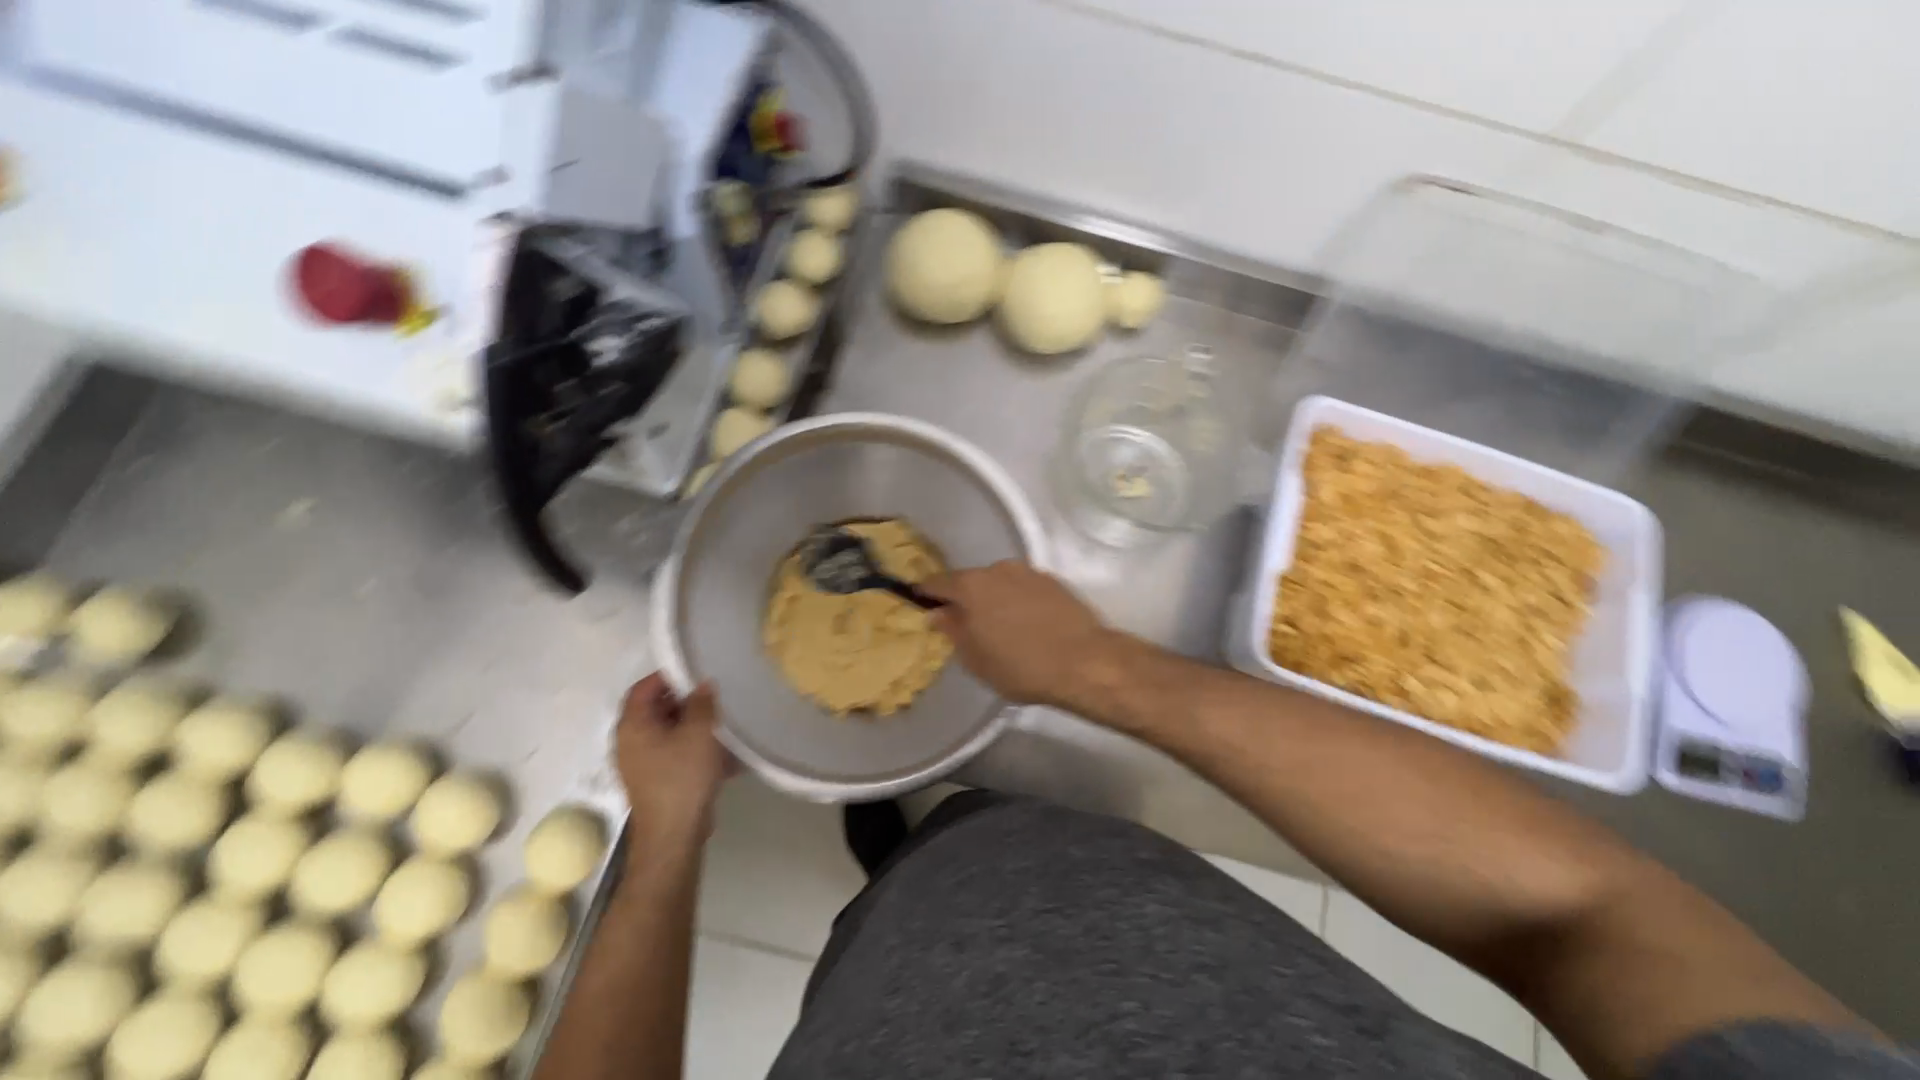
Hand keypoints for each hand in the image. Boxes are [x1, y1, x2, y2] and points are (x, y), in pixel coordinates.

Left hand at [614, 674, 731, 856]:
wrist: (674, 835)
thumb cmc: (683, 777)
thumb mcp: (700, 732)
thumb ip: (702, 702)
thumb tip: (702, 685)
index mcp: (632, 725)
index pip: (644, 687)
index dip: (669, 676)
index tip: (698, 673)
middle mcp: (629, 742)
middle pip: (656, 710)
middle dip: (687, 703)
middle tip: (715, 699)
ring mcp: (640, 764)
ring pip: (668, 734)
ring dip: (694, 728)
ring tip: (724, 728)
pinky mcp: (654, 782)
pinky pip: (674, 756)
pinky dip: (695, 751)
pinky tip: (724, 759)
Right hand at [922, 561, 1118, 707]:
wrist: (1084, 662)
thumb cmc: (1021, 666)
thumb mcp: (976, 659)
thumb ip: (953, 631)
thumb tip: (938, 613)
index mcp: (971, 586)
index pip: (938, 582)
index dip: (927, 594)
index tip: (921, 603)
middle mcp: (998, 570)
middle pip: (971, 581)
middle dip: (966, 599)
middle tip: (967, 626)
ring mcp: (1029, 572)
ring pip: (1000, 583)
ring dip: (995, 599)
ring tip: (1002, 628)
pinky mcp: (1054, 582)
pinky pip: (1024, 589)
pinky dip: (1020, 602)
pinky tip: (1028, 625)